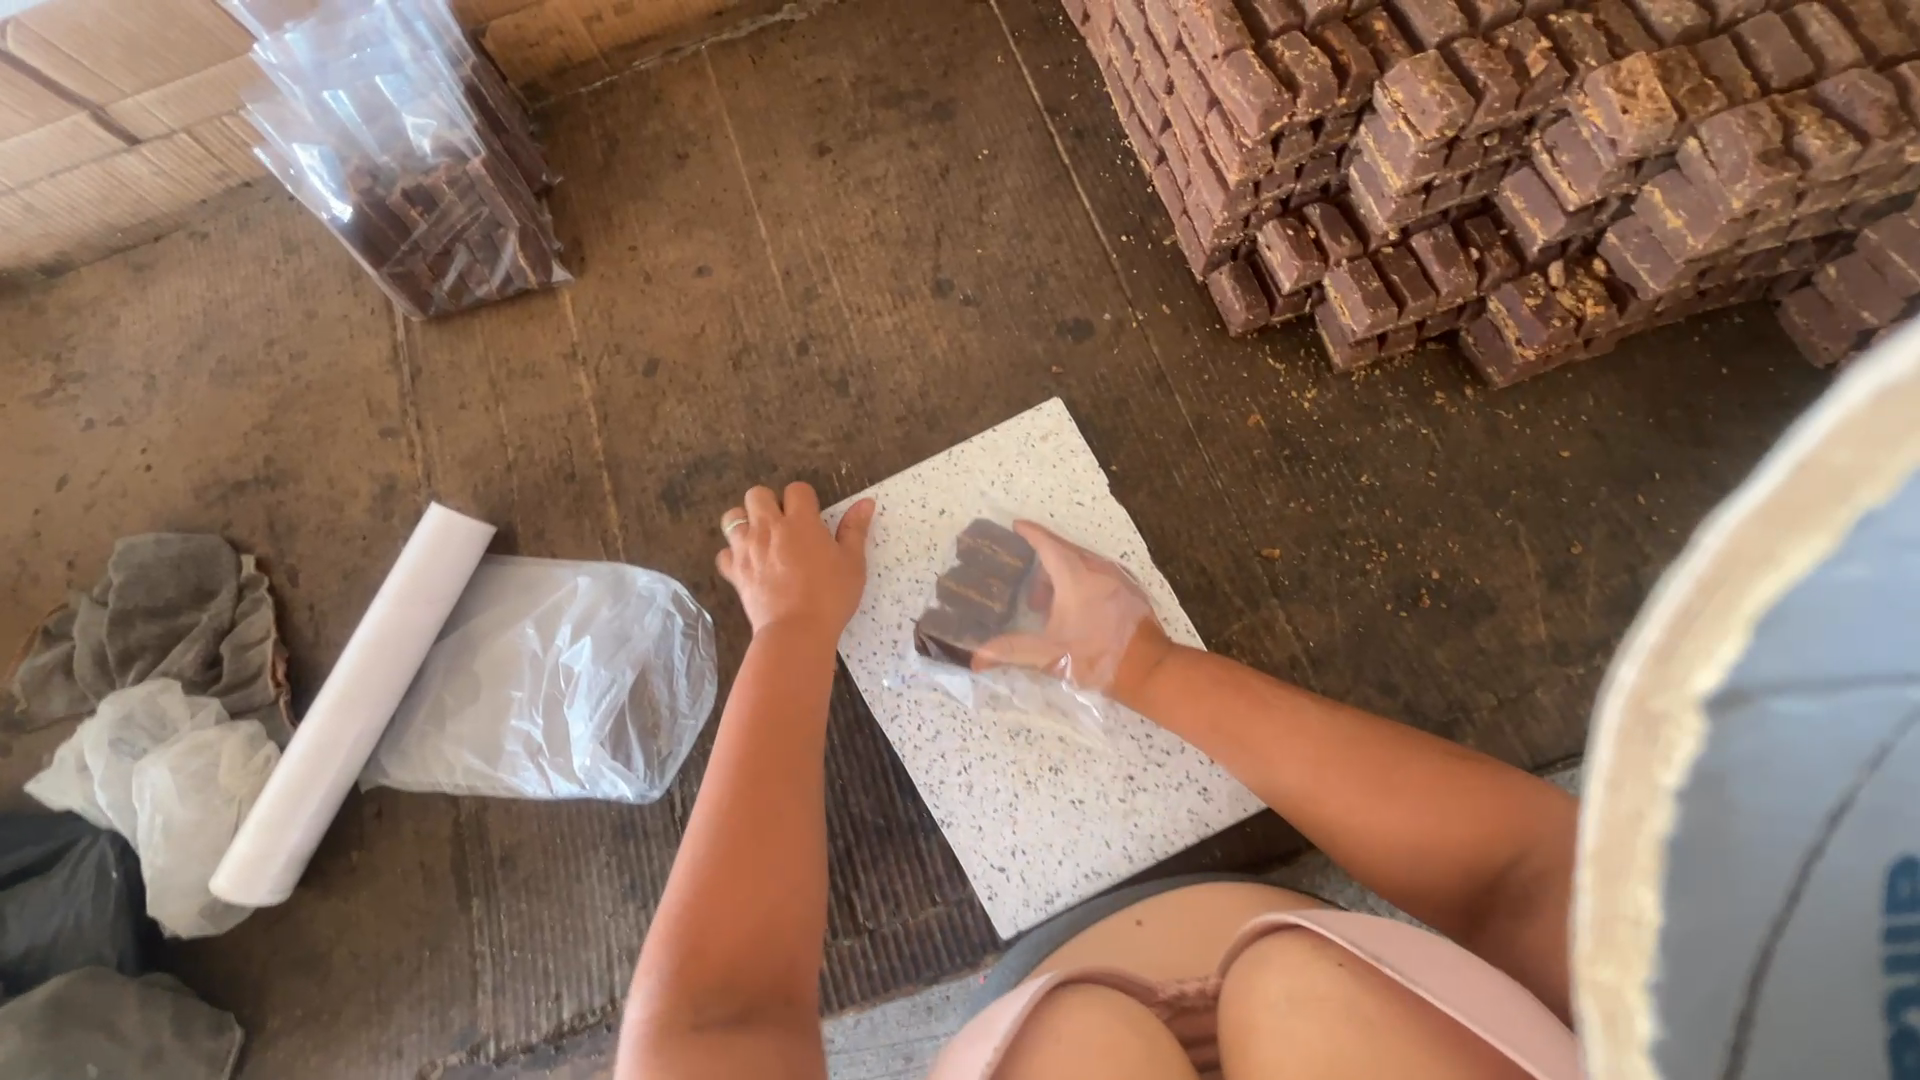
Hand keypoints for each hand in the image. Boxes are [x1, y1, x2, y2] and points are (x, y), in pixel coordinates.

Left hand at [717, 484, 874, 637]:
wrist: (797, 631)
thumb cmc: (831, 595)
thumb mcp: (853, 563)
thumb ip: (855, 530)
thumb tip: (865, 502)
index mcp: (800, 522)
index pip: (797, 490)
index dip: (805, 500)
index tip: (813, 517)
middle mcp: (768, 528)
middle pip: (757, 495)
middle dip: (769, 503)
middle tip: (784, 524)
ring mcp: (747, 549)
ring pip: (732, 518)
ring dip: (745, 523)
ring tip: (761, 539)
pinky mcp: (734, 572)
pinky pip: (723, 554)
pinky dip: (733, 555)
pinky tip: (748, 564)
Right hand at [974, 522, 1172, 698]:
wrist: (1148, 669)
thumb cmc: (1095, 657)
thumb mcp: (1048, 655)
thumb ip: (1010, 651)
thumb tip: (975, 658)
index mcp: (1075, 575)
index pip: (1047, 543)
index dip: (1029, 532)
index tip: (1015, 526)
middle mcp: (1098, 568)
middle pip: (1064, 552)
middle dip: (1042, 563)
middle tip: (1025, 585)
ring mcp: (1118, 578)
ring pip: (1083, 564)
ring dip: (1062, 577)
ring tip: (1048, 606)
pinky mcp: (1130, 591)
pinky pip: (1099, 575)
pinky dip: (1081, 583)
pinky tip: (1075, 612)